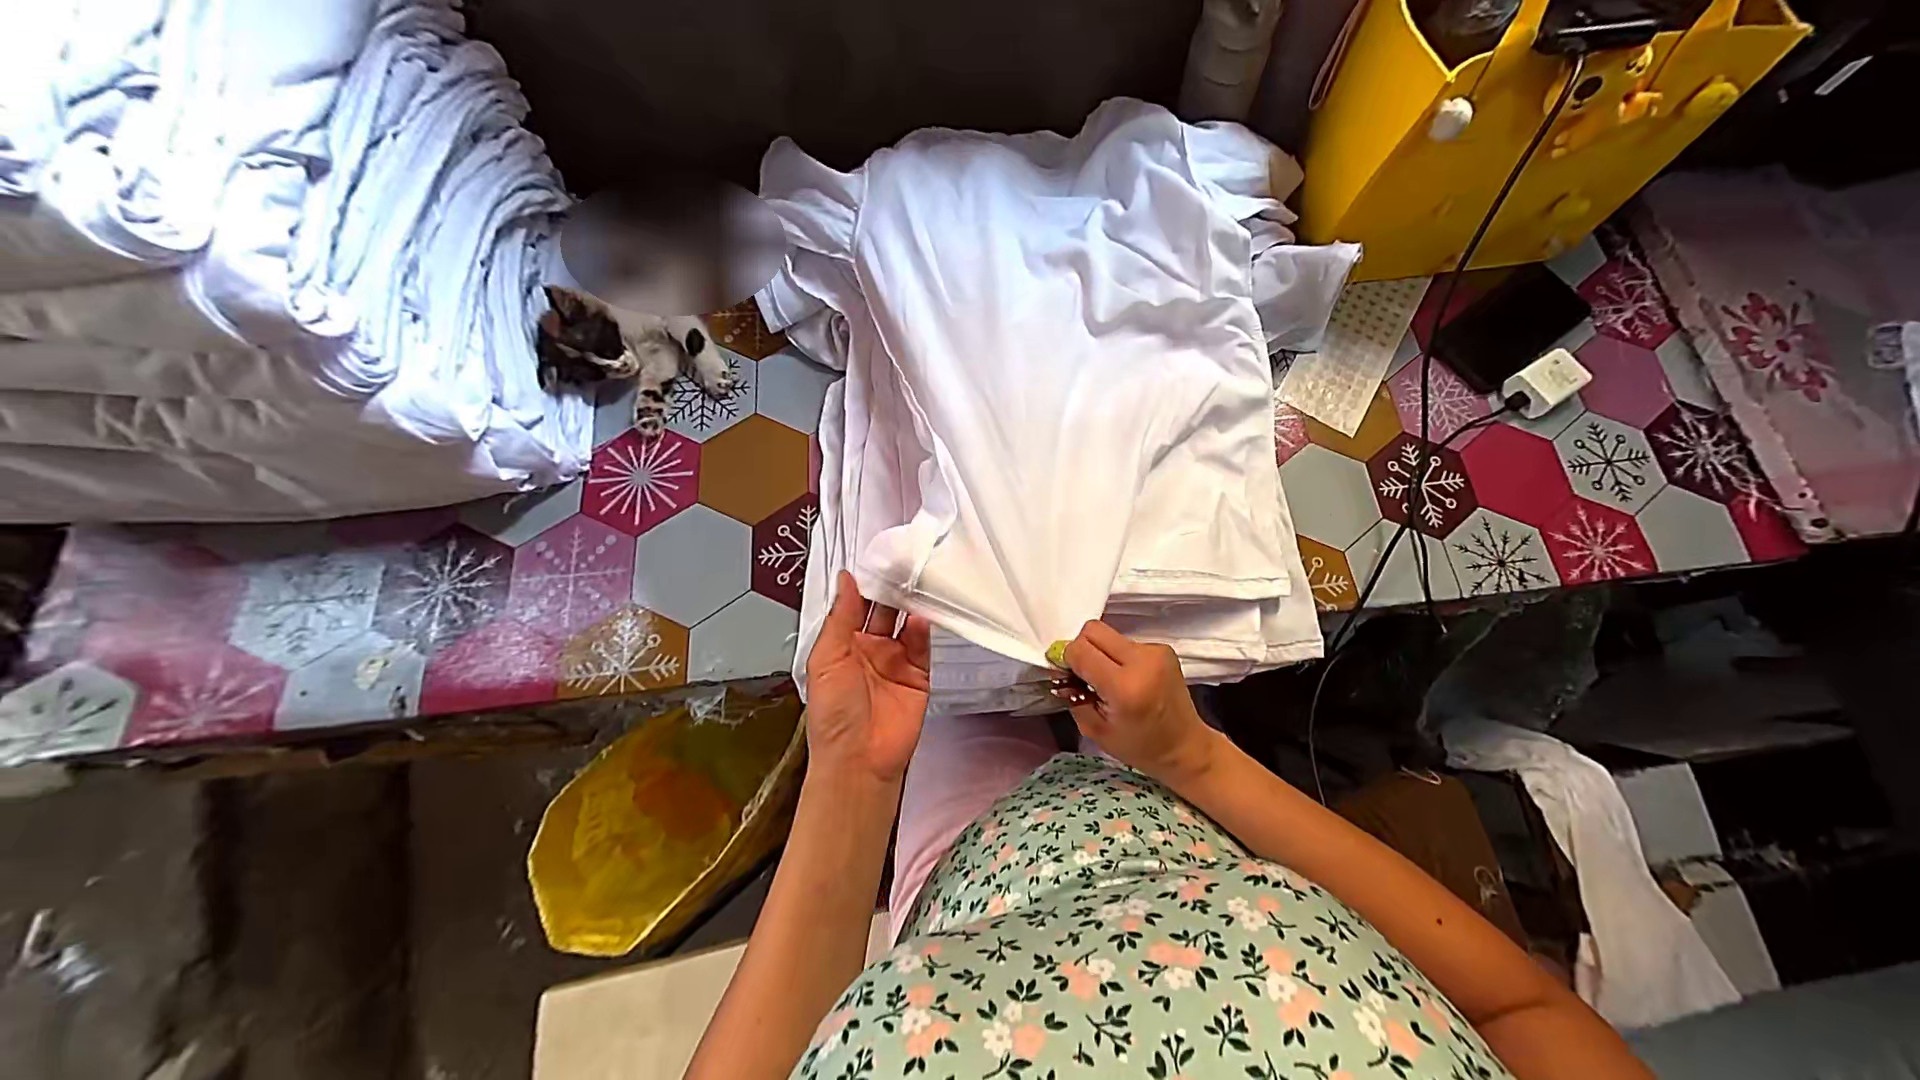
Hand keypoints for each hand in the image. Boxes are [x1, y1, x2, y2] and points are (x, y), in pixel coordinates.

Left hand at [804, 571, 931, 786]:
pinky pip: (922, 646)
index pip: (855, 606)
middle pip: (883, 611)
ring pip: (906, 624)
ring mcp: (895, 661)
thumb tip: (846, 579)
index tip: (874, 559)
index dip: (864, 585)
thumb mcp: (827, 659)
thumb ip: (840, 617)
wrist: (860, 759)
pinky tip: (920, 618)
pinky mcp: (918, 675)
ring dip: (909, 606)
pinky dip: (922, 631)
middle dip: (890, 590)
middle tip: (900, 563)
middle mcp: (870, 649)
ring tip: (915, 582)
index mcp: (842, 645)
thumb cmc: (833, 714)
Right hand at [1054, 621, 1220, 787]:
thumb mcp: (1095, 730)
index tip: (1068, 675)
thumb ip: (1073, 696)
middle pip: (1092, 631)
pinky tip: (1126, 678)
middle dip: (1081, 649)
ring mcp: (1155, 651)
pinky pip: (1125, 642)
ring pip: (1108, 635)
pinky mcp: (1162, 649)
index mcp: (1124, 686)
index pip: (1080, 649)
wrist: (1186, 747)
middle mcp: (1142, 661)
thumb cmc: (1140, 746)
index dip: (1067, 659)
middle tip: (1084, 674)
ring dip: (1100, 653)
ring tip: (1108, 680)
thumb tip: (1061, 670)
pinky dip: (1117, 656)